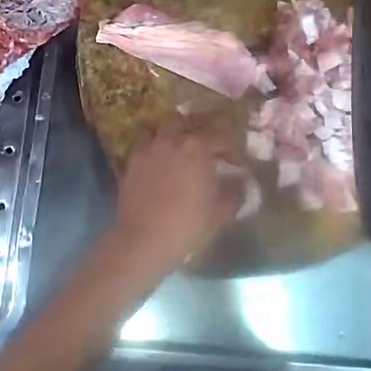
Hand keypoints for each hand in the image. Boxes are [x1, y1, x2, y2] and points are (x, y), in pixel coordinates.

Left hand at [112, 125, 242, 273]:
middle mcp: (170, 140)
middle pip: (189, 130)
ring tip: (180, 159)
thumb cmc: (188, 224)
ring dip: (175, 142)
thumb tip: (240, 180)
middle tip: (208, 158)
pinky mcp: (129, 164)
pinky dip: (155, 153)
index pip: (221, 136)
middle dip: (201, 141)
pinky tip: (159, 168)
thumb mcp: (221, 210)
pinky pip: (145, 149)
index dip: (231, 149)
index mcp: (196, 146)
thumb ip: (235, 190)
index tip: (236, 163)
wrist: (144, 239)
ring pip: (163, 135)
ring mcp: (146, 150)